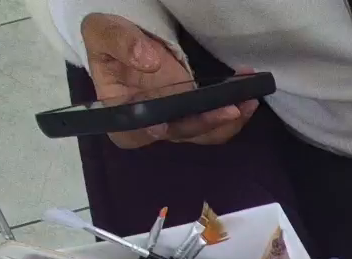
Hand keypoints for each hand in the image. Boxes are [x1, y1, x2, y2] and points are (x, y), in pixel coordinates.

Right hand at [80, 15, 257, 147]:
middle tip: (231, 108)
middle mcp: (153, 126)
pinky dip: (237, 111)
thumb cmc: (111, 41)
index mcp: (121, 111)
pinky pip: (220, 123)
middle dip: (208, 122)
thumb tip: (148, 61)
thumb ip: (118, 42)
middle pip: (181, 133)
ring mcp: (178, 125)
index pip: (130, 133)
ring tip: (249, 99)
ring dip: (231, 121)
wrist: (133, 41)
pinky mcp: (197, 118)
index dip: (146, 133)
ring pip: (207, 133)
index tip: (160, 126)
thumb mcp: (103, 31)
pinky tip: (248, 94)